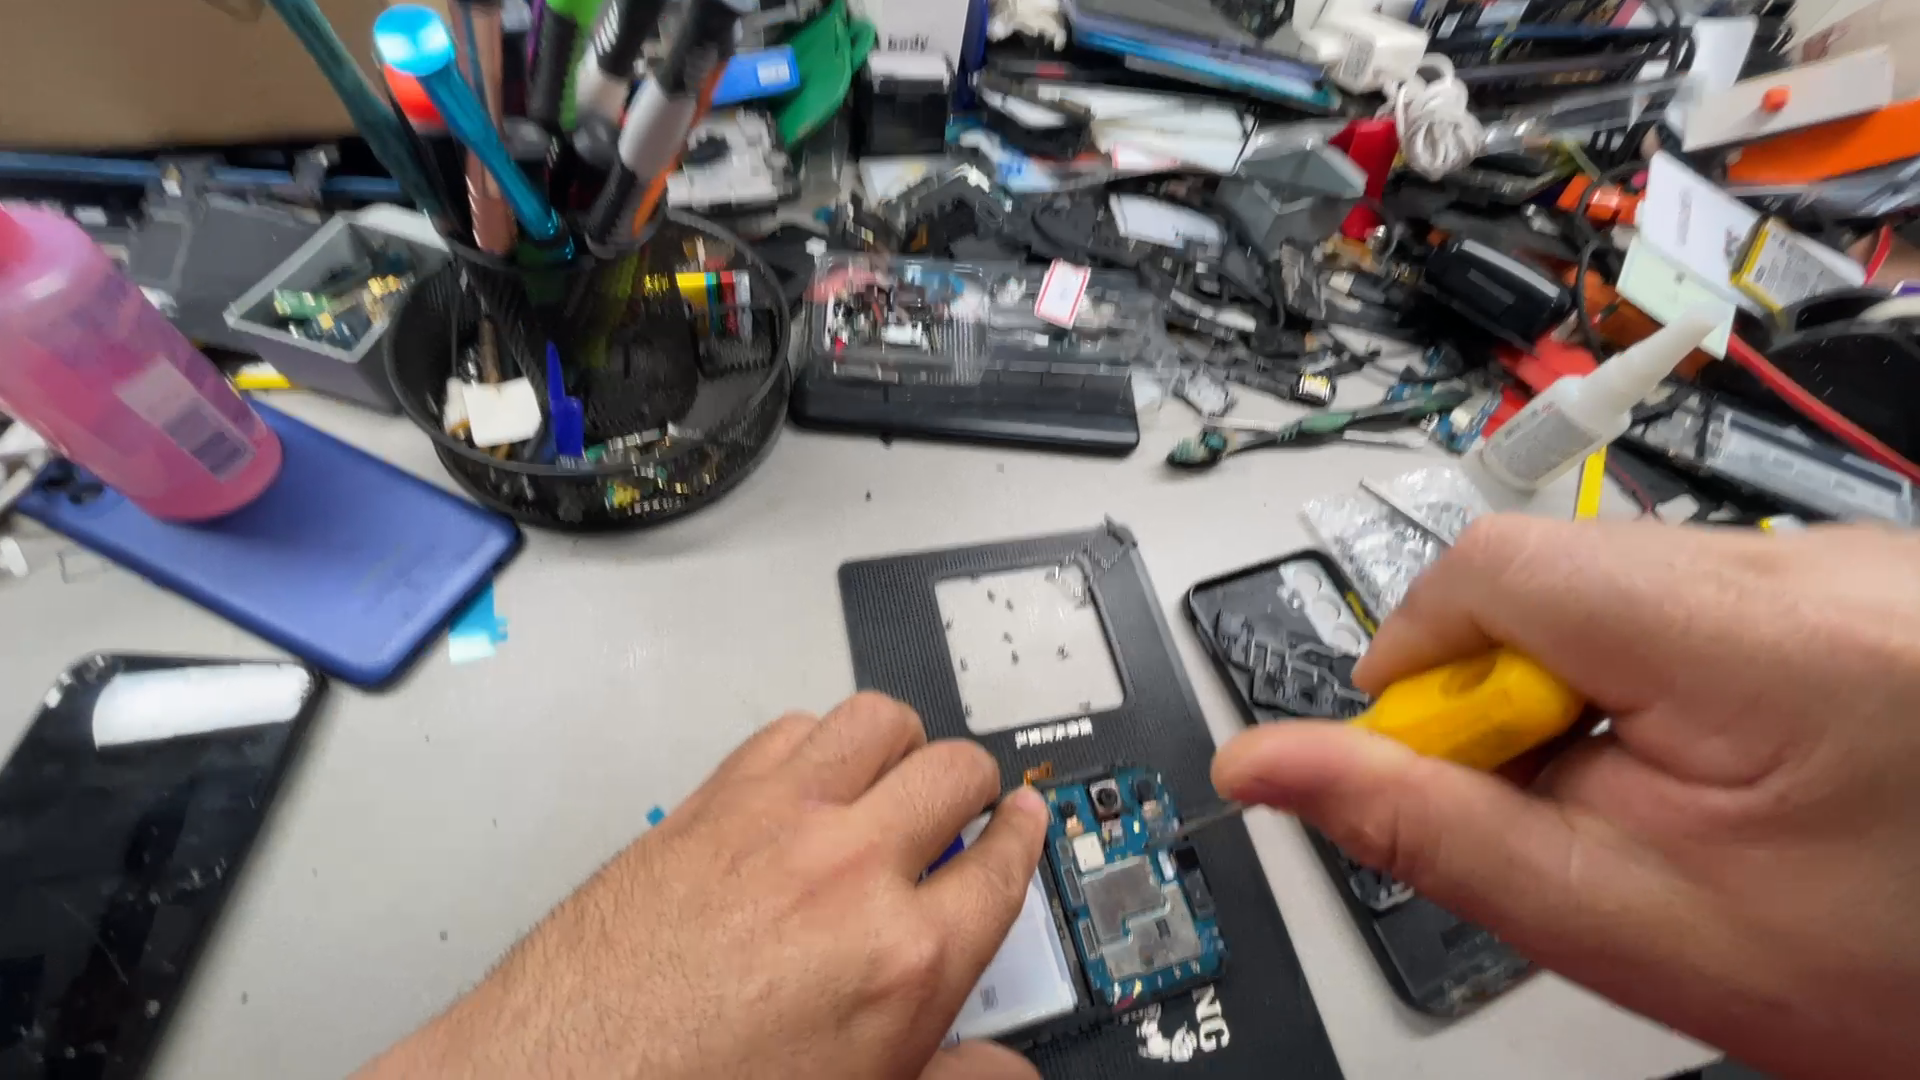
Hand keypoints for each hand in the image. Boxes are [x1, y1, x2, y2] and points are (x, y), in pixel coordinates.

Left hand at [359, 692, 1047, 1079]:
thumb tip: (1014, 1074)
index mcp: (902, 961)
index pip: (1002, 868)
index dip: (1023, 835)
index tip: (1023, 817)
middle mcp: (853, 870)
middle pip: (957, 773)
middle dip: (977, 782)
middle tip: (965, 800)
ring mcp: (784, 818)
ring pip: (881, 722)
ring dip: (902, 742)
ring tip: (893, 771)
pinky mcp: (722, 793)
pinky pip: (797, 727)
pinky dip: (819, 742)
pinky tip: (812, 777)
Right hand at [1213, 518, 1919, 1079]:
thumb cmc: (1897, 982)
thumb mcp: (1620, 920)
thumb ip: (1419, 826)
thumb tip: (1255, 764)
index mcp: (1768, 644)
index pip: (1496, 569)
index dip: (1421, 648)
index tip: (1431, 741)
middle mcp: (1816, 567)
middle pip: (1539, 569)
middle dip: (1491, 675)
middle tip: (1535, 783)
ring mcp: (1843, 563)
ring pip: (1595, 578)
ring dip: (1558, 671)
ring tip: (1621, 775)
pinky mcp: (1850, 577)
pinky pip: (1667, 590)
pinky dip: (1629, 663)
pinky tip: (1683, 744)